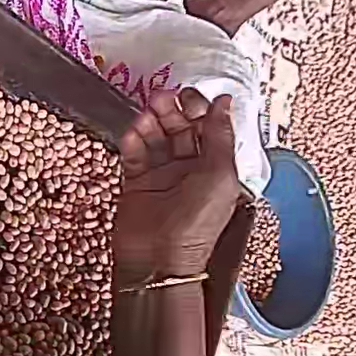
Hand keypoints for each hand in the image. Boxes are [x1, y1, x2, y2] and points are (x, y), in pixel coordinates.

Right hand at [114, 88, 246, 282]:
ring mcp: (160, 176)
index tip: (187, 95)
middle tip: (161, 99)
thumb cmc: (196, 222)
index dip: (198, 108)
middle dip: (172, 111)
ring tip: (145, 114)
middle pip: (179, 130)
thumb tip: (223, 102)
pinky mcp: (135, 184)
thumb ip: (220, 136)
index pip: (206, 128)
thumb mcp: (220, 175)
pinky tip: (133, 134)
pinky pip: (133, 155)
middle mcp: (188, 169)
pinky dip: (132, 141)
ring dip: (151, 123)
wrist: (158, 260)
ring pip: (155, 139)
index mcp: (214, 167)